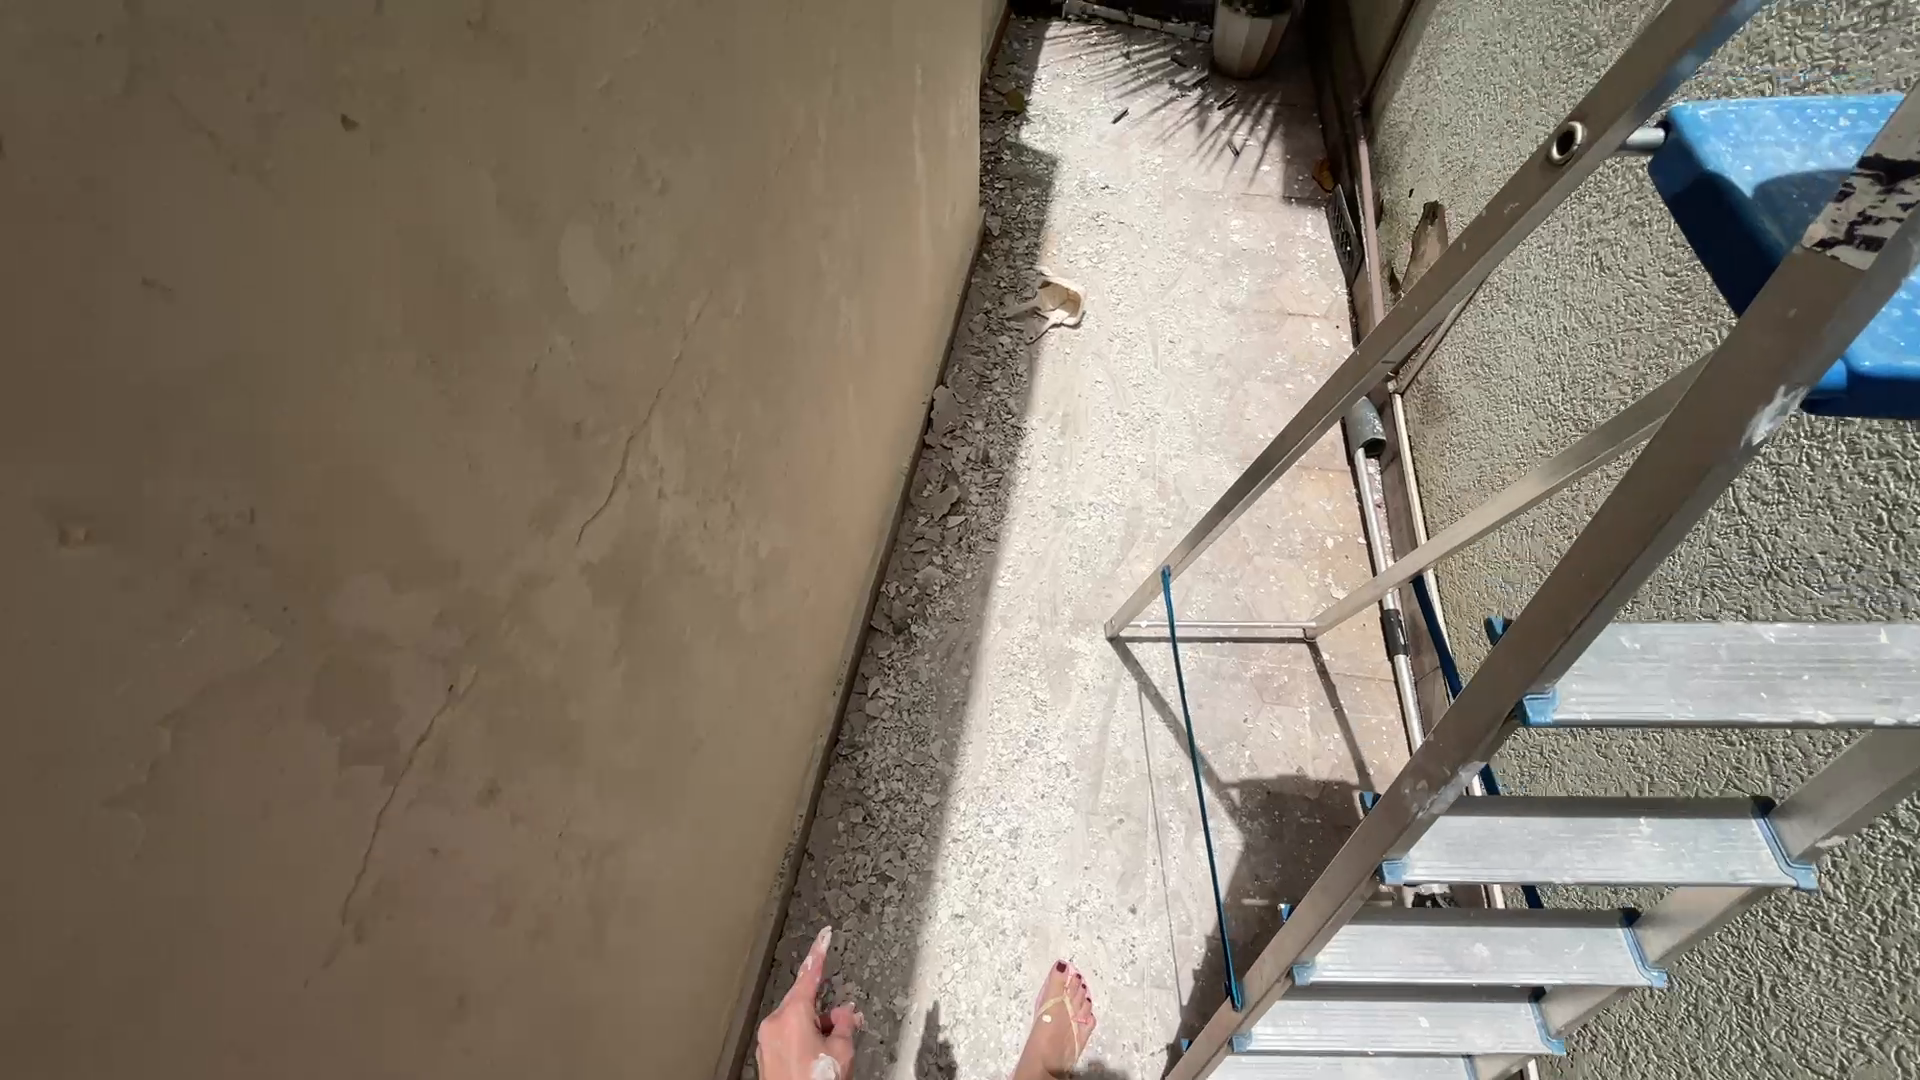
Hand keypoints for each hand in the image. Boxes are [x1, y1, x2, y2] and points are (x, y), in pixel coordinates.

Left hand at [756, 926, 861, 1079]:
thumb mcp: (842, 1052)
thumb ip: (845, 1024)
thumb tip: (845, 1012)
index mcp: (792, 1013)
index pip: (810, 973)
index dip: (820, 951)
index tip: (824, 934)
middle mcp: (775, 1022)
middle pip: (805, 1001)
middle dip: (825, 1011)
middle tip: (844, 1024)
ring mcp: (767, 1040)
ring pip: (797, 1020)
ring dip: (815, 1028)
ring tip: (832, 1051)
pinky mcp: (765, 1056)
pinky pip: (788, 1036)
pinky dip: (804, 1039)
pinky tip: (818, 1056)